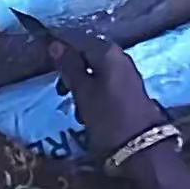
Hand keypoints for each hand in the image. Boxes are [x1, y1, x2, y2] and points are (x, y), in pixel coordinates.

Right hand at [50, 32, 164, 154]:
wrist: (143, 150)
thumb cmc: (108, 118)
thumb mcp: (83, 92)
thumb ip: (69, 66)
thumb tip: (55, 43)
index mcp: (107, 51)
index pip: (76, 37)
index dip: (60, 47)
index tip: (46, 62)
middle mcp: (119, 56)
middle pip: (86, 54)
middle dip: (71, 70)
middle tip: (61, 91)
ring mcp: (126, 73)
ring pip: (94, 71)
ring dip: (81, 85)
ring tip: (77, 108)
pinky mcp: (129, 89)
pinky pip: (105, 83)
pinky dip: (93, 94)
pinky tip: (89, 113)